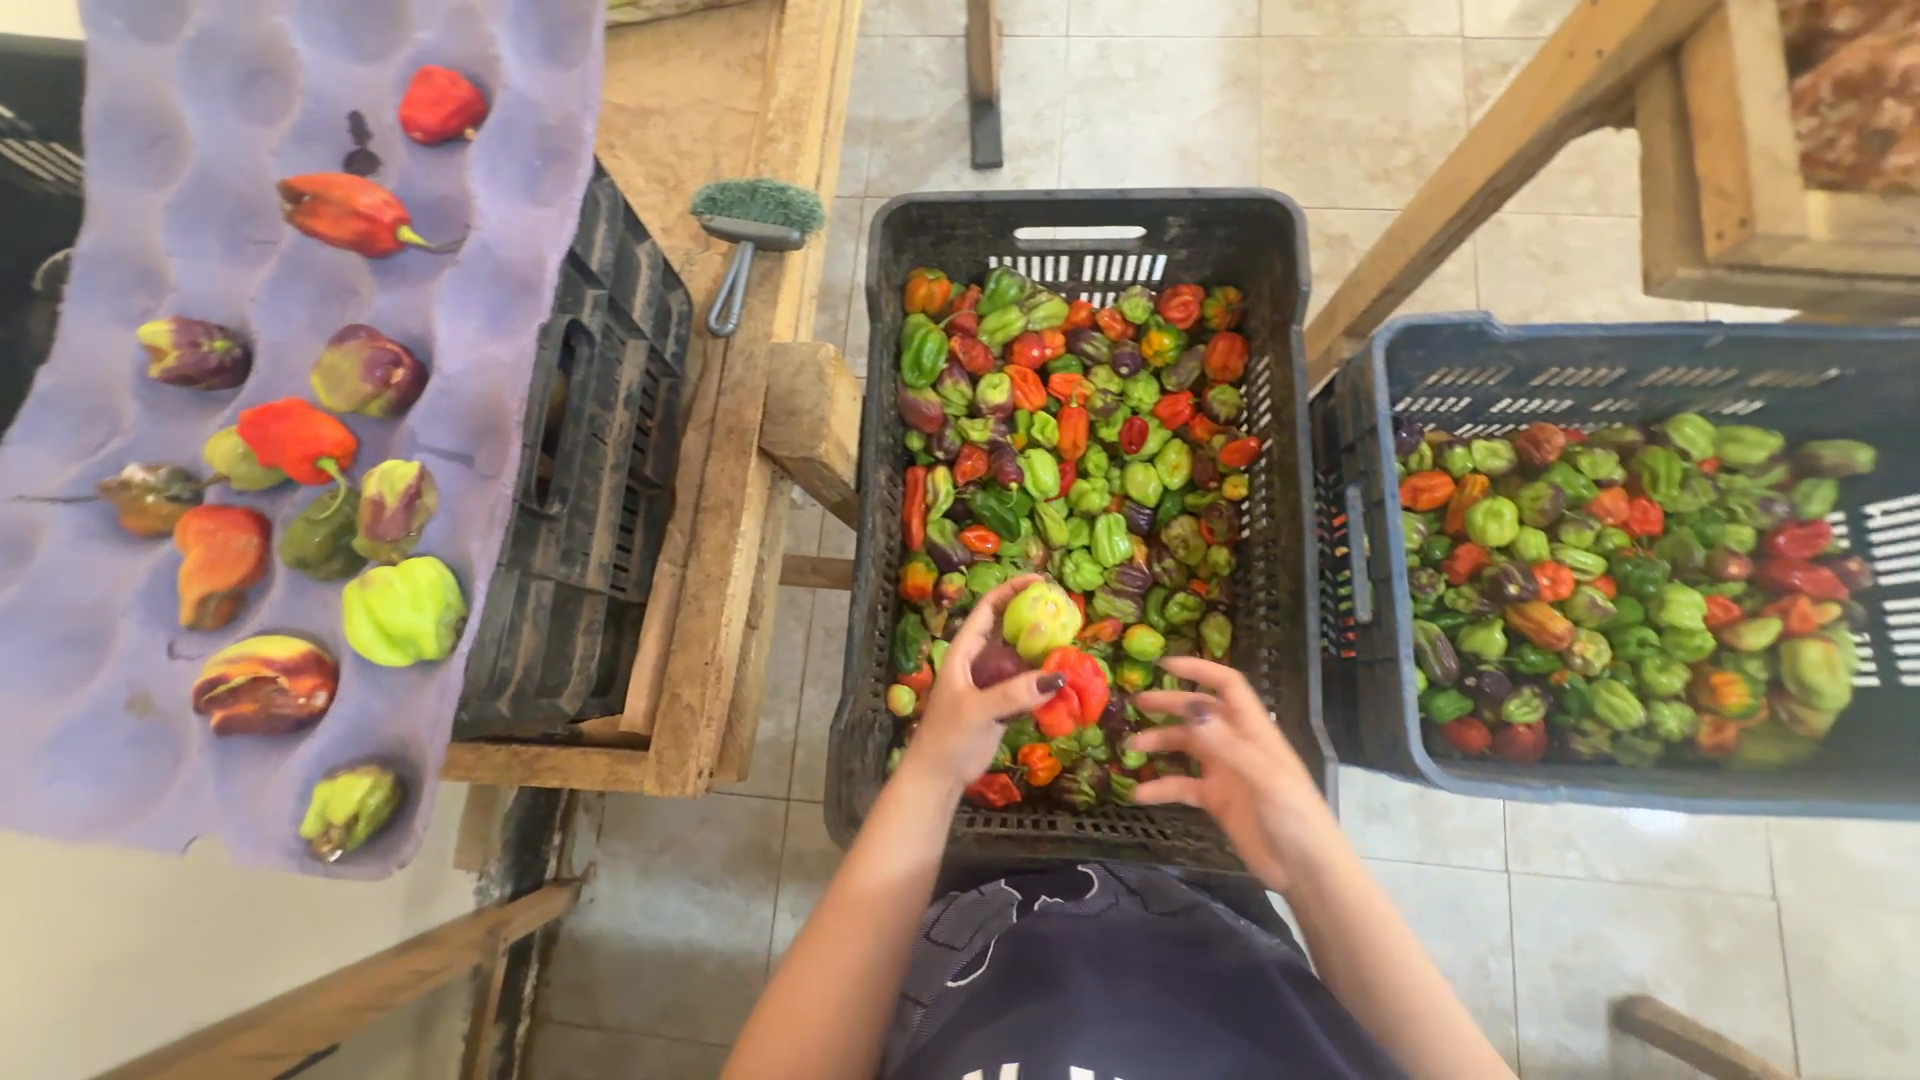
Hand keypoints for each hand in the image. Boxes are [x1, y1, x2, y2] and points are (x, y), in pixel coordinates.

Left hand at [897, 575, 1063, 792]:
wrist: (938, 775)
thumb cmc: (947, 736)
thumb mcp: (977, 711)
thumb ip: (1013, 694)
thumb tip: (1055, 677)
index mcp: (964, 652)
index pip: (988, 610)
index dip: (1011, 591)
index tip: (1039, 581)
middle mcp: (979, 661)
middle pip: (1009, 629)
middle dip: (1034, 616)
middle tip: (1065, 609)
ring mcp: (992, 683)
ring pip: (1021, 657)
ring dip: (1043, 649)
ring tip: (1072, 639)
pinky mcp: (1003, 704)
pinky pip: (1028, 684)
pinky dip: (1045, 680)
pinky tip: (1067, 678)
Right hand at [1130, 657, 1340, 892]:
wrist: (1306, 870)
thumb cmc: (1296, 817)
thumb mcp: (1265, 777)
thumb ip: (1228, 744)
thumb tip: (1193, 710)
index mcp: (1254, 731)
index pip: (1227, 686)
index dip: (1199, 670)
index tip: (1165, 665)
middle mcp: (1237, 744)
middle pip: (1199, 713)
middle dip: (1169, 704)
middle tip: (1136, 703)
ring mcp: (1225, 772)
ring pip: (1186, 746)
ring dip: (1159, 743)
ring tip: (1131, 747)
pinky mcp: (1216, 800)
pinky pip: (1182, 785)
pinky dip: (1160, 787)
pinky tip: (1140, 794)